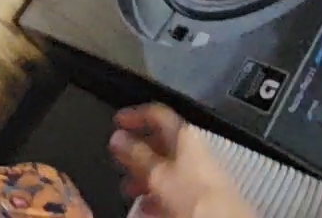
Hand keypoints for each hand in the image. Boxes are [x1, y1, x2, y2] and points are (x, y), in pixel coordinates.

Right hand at [109, 104, 254, 217]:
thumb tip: (116, 137)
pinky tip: (147, 207)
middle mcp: (193, 150)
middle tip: (118, 163)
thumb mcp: (158, 174)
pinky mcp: (204, 196)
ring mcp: (199, 173)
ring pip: (166, 168)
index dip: (135, 116)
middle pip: (160, 144)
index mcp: (184, 136)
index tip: (117, 122)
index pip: (157, 114)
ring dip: (145, 178)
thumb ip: (135, 155)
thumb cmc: (192, 195)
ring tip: (130, 191)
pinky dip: (159, 194)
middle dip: (136, 154)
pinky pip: (175, 188)